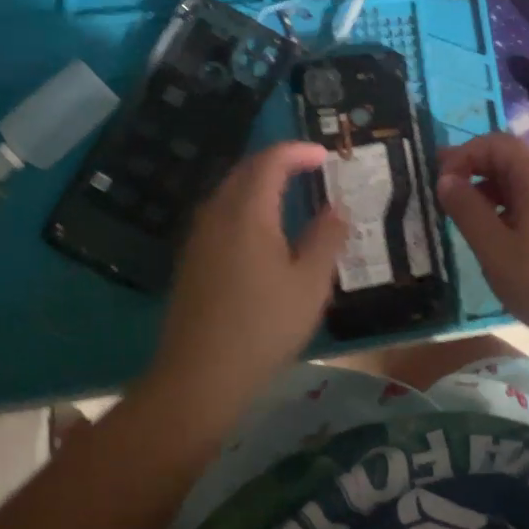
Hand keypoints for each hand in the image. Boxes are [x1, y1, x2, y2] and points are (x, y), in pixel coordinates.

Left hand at [154, 142, 347, 399]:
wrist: (198, 377)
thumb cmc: (262, 327)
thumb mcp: (309, 285)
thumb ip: (326, 240)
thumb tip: (337, 209)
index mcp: (248, 213)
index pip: (270, 162)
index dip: (298, 152)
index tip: (325, 155)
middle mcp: (217, 215)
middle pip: (245, 171)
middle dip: (277, 162)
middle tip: (308, 167)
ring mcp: (199, 238)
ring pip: (228, 192)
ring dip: (258, 183)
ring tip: (289, 193)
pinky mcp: (191, 261)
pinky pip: (220, 215)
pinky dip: (244, 206)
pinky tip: (261, 231)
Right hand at [436, 133, 528, 343]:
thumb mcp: (494, 249)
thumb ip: (467, 209)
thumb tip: (445, 180)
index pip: (498, 144)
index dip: (465, 154)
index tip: (440, 178)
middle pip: (513, 159)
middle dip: (476, 168)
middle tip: (445, 192)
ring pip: (525, 181)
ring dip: (492, 189)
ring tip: (466, 215)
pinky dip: (511, 205)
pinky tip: (498, 233)